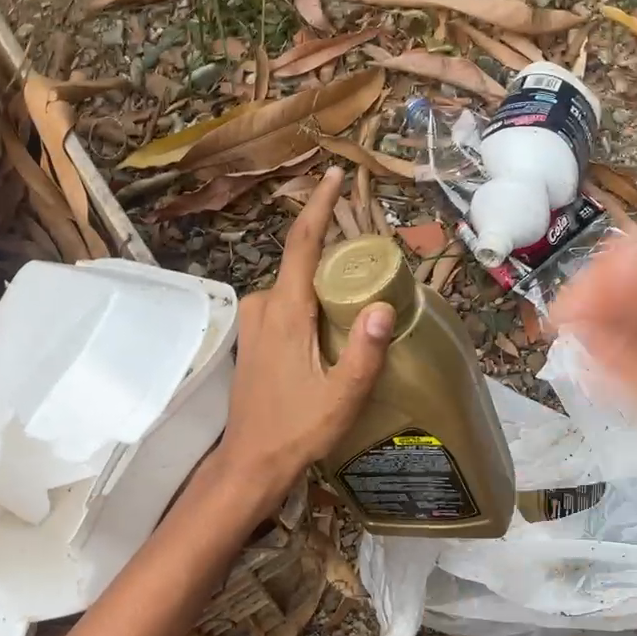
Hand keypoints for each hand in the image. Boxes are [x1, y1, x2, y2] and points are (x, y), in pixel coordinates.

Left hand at [213, 167, 394, 496]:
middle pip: (302, 262)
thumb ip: (365, 353)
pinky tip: (332, 325)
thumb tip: (385, 307)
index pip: (303, 242)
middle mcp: (263, 307)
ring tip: (360, 301)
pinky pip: (285, 304)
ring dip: (323, 284)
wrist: (252, 462)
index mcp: (285, 312)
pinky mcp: (253, 340)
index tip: (334, 173)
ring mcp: (254, 323)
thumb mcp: (342, 397)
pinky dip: (310, 302)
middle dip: (335, 254)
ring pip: (294, 286)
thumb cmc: (297, 430)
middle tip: (374, 264)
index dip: (320, 204)